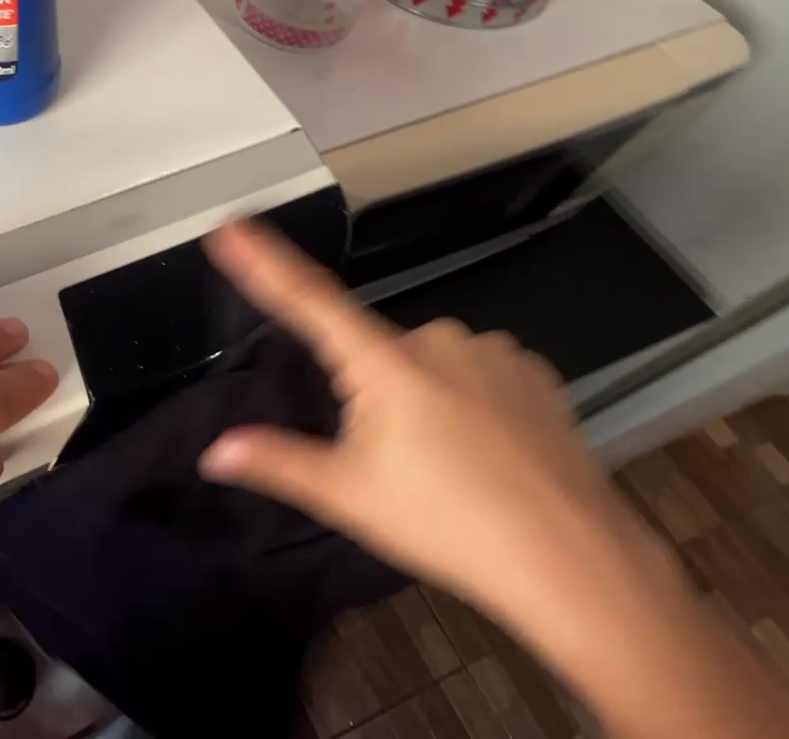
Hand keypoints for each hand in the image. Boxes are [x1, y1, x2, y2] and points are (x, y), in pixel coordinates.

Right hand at [195, 223, 788, 738]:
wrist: (574, 560)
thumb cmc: (446, 524)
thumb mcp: (348, 496)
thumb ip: (277, 462)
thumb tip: (214, 452)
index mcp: (382, 363)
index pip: (307, 299)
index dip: (265, 262)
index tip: (232, 229)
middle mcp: (433, 339)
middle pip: (373, 351)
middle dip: (369, 391)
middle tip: (390, 458)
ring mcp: (489, 351)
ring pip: (426, 362)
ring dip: (421, 396)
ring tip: (447, 462)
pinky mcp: (533, 370)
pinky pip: (476, 369)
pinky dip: (468, 397)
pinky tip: (488, 446)